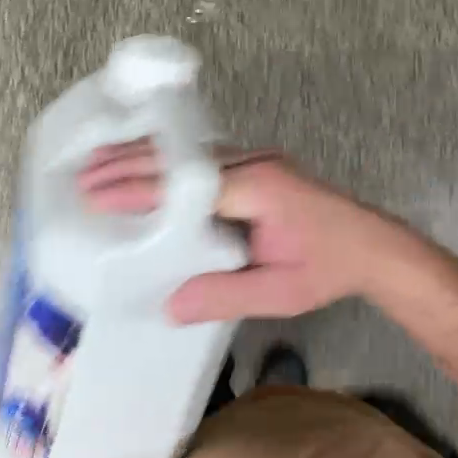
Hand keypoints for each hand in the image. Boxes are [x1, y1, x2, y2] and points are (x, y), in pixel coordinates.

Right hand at [79, 141, 416, 323]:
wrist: (373, 247)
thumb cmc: (330, 269)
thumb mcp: (279, 293)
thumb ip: (225, 296)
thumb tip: (170, 305)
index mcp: (258, 189)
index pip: (186, 185)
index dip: (139, 189)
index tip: (98, 195)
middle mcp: (254, 163)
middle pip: (181, 158)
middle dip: (129, 165)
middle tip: (83, 174)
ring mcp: (257, 159)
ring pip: (189, 151)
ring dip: (144, 157)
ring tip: (99, 162)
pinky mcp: (257, 164)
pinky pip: (203, 156)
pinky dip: (167, 160)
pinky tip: (144, 166)